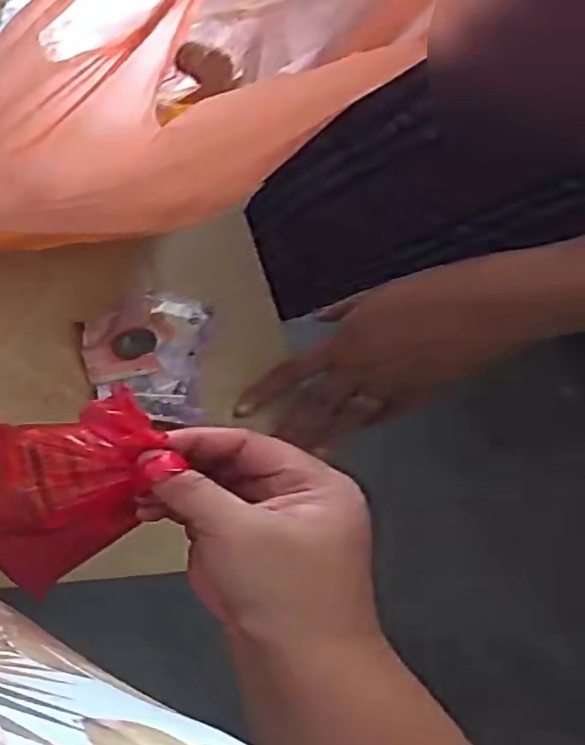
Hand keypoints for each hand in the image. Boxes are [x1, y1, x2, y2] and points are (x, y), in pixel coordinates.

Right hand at [137, 428, 379, 652]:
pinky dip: (171, 508)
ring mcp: (259, 520)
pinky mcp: (235, 542)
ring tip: (134, 495)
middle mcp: (288, 495)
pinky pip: (198, 512)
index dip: (196, 441)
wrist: (295, 653)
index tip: (147, 446)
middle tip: (133, 470)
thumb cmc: (279, 585)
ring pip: (207, 488)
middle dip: (177, 466)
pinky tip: (145, 510)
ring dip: (169, 488)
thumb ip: (190, 488)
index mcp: (311, 483)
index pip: (247, 444)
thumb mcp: (233, 529)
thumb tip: (149, 459)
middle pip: (225, 464)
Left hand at [236, 257, 540, 452]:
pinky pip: (385, 413)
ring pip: (345, 418)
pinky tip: (352, 434)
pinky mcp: (422, 393)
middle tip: (262, 448)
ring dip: (323, 436)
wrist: (504, 301)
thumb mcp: (377, 295)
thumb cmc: (438, 289)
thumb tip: (320, 318)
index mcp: (341, 346)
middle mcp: (358, 371)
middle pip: (312, 406)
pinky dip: (367, 424)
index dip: (262, 393)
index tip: (239, 411)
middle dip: (287, 427)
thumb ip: (343, 311)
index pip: (289, 374)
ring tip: (301, 455)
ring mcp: (390, 385)